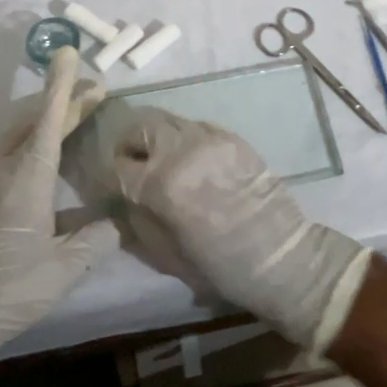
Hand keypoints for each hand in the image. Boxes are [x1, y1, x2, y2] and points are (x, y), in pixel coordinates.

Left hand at [0, 47, 118, 384]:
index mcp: (26, 179)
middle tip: (92, 92)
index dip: (62, 87)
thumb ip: (94, 240)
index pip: (48, 121)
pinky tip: (38, 161)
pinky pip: (1, 154)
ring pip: (13, 136)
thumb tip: (114, 222)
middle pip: (32, 121)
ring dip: (42, 121)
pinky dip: (25, 142)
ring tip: (68, 118)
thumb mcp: (62, 271)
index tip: (68, 53)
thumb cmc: (7, 291)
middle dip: (62, 102)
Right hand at [112, 110, 371, 354]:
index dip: (107, 176)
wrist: (279, 255)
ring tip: (159, 161)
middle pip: (139, 126)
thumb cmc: (219, 266)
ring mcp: (209, 137)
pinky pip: (195, 127)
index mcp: (161, 184)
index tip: (109, 186)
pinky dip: (183, 139)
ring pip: (167, 120)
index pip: (116, 165)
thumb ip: (136, 220)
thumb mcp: (164, 255)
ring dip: (156, 138)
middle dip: (129, 145)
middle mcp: (182, 150)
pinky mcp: (231, 136)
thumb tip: (120, 199)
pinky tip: (190, 162)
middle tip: (131, 165)